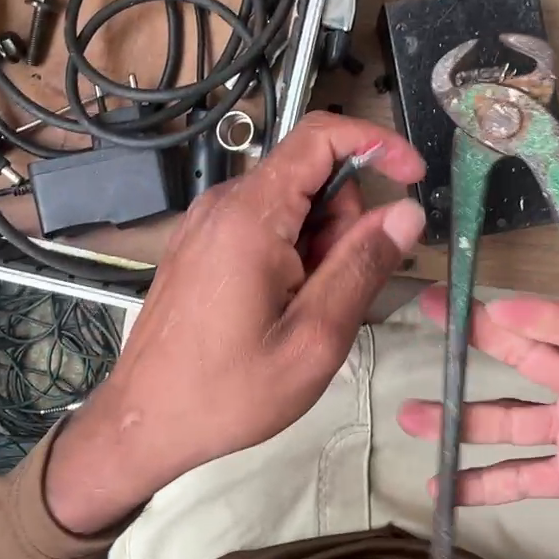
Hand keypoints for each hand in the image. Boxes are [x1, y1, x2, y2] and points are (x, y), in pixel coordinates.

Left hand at [46, 113, 427, 532]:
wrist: (145, 421)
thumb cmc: (225, 392)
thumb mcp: (313, 338)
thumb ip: (362, 266)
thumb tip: (406, 212)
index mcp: (250, 216)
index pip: (321, 137)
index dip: (376, 143)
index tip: (413, 175)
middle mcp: (223, 205)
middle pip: (310, 173)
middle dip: (346, 219)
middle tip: (339, 287)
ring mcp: (207, 223)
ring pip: (291, 203)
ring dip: (319, 243)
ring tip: (305, 308)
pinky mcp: (202, 244)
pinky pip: (264, 224)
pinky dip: (292, 253)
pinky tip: (282, 305)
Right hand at [397, 290, 558, 558]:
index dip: (537, 316)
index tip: (494, 308)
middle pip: (531, 356)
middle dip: (481, 334)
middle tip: (432, 311)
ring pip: (511, 416)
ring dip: (464, 416)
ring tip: (413, 416)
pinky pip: (521, 475)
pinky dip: (483, 480)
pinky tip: (447, 485)